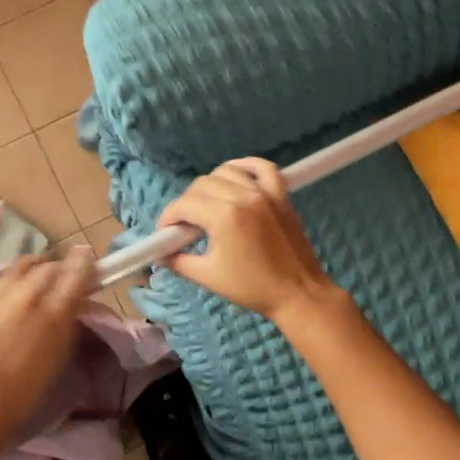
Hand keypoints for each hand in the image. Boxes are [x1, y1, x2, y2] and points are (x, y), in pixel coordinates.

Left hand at [0, 203, 96, 447]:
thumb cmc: (16, 399)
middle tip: (64, 282)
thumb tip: (77, 303)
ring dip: (36, 266)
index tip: (92, 263)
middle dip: (62, 271)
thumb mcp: (55, 363)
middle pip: (51, 269)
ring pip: (23, 264)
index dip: (87, 267)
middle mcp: (27, 293)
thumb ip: (68, 326)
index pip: (78, 275)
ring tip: (40, 274)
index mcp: (54, 313)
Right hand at [158, 158, 340, 320]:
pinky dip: (246, 165)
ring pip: (227, 171)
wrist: (298, 293)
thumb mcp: (208, 277)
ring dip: (211, 185)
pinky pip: (262, 167)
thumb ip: (179, 261)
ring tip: (208, 205)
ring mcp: (264, 192)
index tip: (166, 233)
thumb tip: (161, 254)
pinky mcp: (281, 195)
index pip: (184, 205)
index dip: (168, 218)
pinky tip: (236, 173)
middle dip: (187, 203)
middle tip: (186, 225)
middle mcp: (243, 196)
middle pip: (202, 185)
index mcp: (223, 217)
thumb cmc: (252, 287)